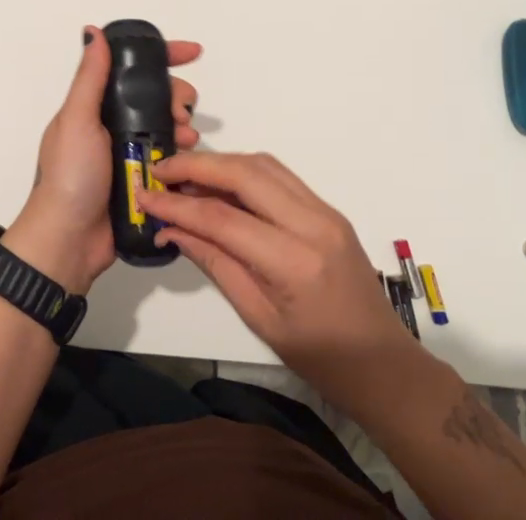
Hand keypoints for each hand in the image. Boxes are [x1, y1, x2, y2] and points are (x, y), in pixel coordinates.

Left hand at [1, 26, 201, 294]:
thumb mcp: (77, 119)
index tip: (192, 53)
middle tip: (181, 110)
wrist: (70, 239)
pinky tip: (189, 158)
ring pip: (166, 129)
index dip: (161, 58)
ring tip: (186, 136)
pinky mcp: (143, 183)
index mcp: (92, 108)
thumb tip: (93, 31)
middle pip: (154, 98)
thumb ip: (90, 78)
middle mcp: (111, 127)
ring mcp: (127, 156)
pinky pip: (171, 162)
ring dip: (182, 126)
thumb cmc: (70, 175)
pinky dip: (183, 156)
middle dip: (175, 96)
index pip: (129, 72)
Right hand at [137, 152, 410, 387]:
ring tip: (183, 176)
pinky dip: (242, 171)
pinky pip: (279, 176)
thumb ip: (215, 264)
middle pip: (245, 173)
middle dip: (196, 166)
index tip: (143, 196)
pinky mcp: (328, 210)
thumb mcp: (258, 317)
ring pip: (263, 164)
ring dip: (219, 163)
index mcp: (295, 262)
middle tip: (158, 172)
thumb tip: (170, 230)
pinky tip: (218, 186)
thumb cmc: (319, 356)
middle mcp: (314, 225)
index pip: (223, 218)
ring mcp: (326, 212)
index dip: (177, 205)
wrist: (383, 363)